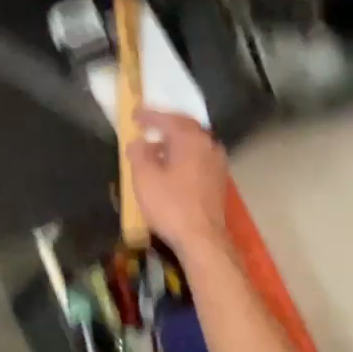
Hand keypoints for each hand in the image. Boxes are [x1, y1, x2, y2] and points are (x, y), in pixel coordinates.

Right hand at [126, 109, 231, 256]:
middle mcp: (208, 144)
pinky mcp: (218, 179)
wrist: (202, 238)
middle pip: (185, 127)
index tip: (134, 114)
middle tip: (147, 126)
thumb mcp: (144, 178)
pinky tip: (173, 168)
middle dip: (165, 125)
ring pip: (193, 143)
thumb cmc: (170, 206)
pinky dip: (184, 156)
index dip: (149, 115)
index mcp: (190, 139)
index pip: (167, 119)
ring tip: (158, 148)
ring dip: (175, 142)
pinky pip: (198, 158)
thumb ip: (139, 153)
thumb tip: (139, 142)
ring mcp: (217, 162)